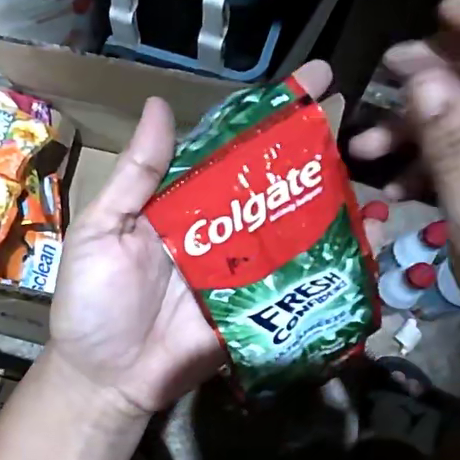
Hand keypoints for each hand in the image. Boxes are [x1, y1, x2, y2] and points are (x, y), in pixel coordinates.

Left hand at [49, 61, 334, 414]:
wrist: (105, 379)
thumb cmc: (92, 304)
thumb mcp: (101, 232)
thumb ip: (135, 177)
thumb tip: (159, 106)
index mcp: (177, 206)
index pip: (227, 151)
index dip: (265, 117)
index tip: (309, 80)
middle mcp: (214, 231)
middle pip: (266, 184)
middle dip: (308, 146)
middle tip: (349, 109)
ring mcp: (239, 270)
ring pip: (288, 226)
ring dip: (326, 197)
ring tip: (367, 163)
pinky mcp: (255, 309)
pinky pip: (293, 279)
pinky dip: (327, 259)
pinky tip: (363, 232)